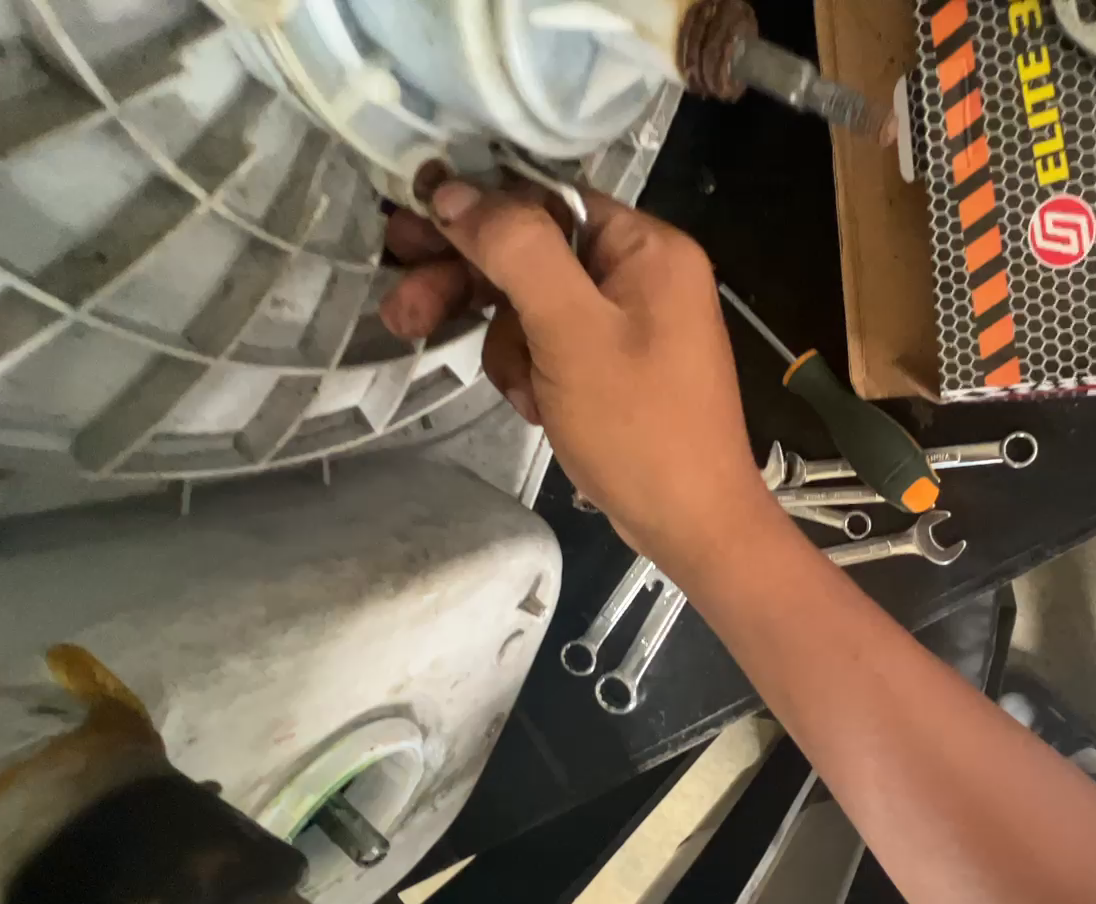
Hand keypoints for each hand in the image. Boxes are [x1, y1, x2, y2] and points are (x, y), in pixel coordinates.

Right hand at [380, 170, 779, 568]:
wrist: (692, 520)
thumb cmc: (639, 424)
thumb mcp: (572, 330)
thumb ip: (517, 251)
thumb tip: (456, 190)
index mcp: (650, 249)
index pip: (547, 201)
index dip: (476, 212)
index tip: (409, 230)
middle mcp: (646, 277)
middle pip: (535, 255)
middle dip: (472, 286)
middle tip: (403, 308)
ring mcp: (634, 326)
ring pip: (537, 308)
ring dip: (510, 348)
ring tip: (518, 394)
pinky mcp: (619, 369)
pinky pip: (557, 350)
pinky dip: (536, 376)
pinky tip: (539, 410)